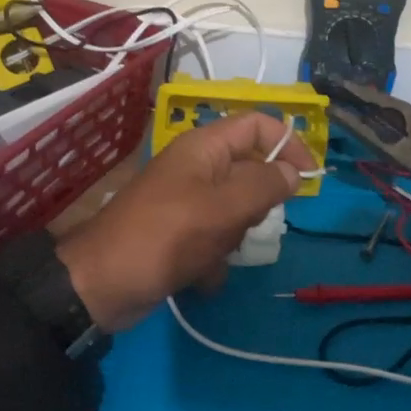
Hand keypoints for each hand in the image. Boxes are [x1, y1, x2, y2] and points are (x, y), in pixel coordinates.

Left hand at [56, 113, 316, 329]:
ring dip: (234, 237)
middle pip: (250, 171)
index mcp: (204, 146)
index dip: (288, 143)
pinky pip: (214, 238)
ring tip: (215, 254)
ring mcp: (187, 201)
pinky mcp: (179, 234)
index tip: (309, 179)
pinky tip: (200, 277)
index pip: (258, 125)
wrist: (101, 285)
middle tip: (246, 225)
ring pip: (235, 210)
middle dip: (256, 205)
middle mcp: (197, 167)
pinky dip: (213, 259)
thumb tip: (293, 172)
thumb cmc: (165, 237)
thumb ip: (264, 185)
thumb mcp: (222, 209)